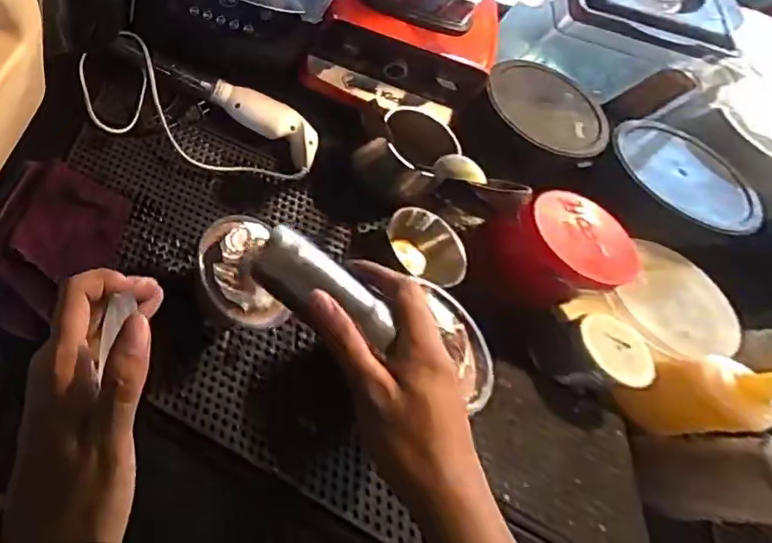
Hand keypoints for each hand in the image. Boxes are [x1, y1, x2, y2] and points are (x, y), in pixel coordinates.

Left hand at [1, 270, 163, 542]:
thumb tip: (138, 316)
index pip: (74, 294)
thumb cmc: (79, 500)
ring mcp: (52, 385)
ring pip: (82, 331)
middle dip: (118, 292)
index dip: (109, 280)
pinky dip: (110, 339)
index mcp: (58, 366)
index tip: (147, 288)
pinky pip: (84, 355)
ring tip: (151, 309)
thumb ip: (124, 379)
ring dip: (115, 314)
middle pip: (78, 308)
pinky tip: (130, 347)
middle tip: (158, 295)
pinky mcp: (59, 404)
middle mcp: (50, 366)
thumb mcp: (110, 443)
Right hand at [300, 262, 511, 542]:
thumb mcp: (369, 389)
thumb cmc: (408, 443)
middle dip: (379, 292)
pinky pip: (414, 351)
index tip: (347, 269)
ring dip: (384, 317)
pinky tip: (371, 360)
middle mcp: (439, 353)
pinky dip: (391, 340)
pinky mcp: (440, 395)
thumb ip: (345, 339)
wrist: (451, 503)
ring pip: (414, 330)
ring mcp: (443, 376)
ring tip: (351, 322)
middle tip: (344, 294)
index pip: (406, 289)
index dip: (378, 272)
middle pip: (413, 306)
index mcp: (425, 345)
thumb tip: (320, 296)